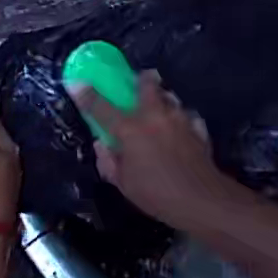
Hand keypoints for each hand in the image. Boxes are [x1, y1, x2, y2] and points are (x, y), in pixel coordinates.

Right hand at [69, 70, 237, 228]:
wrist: (200, 198)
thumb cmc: (157, 195)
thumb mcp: (124, 185)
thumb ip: (109, 162)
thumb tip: (101, 143)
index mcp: (131, 129)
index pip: (102, 107)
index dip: (87, 94)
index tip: (77, 82)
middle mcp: (154, 114)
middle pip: (147, 82)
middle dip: (142, 79)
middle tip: (138, 84)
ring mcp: (179, 116)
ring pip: (169, 95)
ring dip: (163, 99)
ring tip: (161, 112)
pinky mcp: (197, 124)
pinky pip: (187, 114)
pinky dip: (182, 119)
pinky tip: (181, 131)